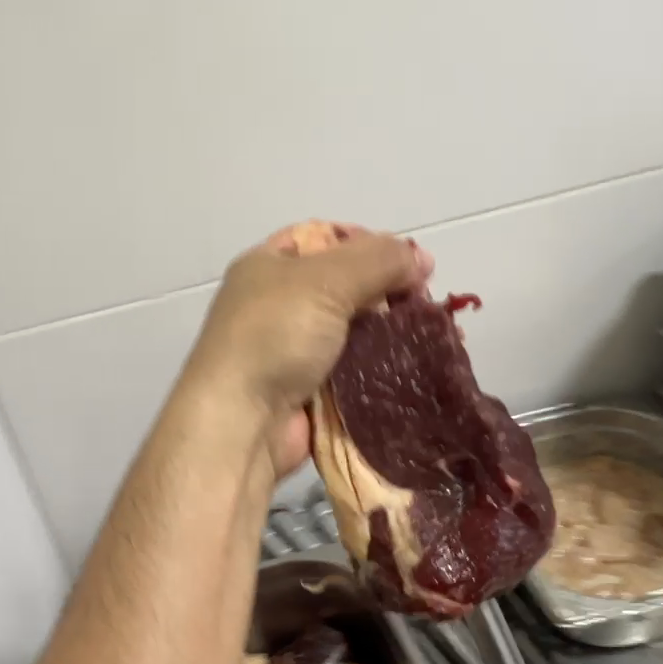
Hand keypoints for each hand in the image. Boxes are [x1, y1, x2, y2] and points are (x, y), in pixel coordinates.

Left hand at [180, 221, 434, 477]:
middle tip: (421, 303)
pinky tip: (406, 371)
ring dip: (384, 336)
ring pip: (349, 334)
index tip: (406, 261)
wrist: (239, 424)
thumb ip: (378, 260)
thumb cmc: (273, 338)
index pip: (321, 239)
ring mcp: (288, 353)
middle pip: (341, 287)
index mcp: (266, 267)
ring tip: (423, 338)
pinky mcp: (304, 395)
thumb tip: (421, 258)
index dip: (365, 243)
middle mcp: (273, 306)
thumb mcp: (326, 281)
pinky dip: (374, 373)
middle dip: (382, 292)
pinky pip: (348, 376)